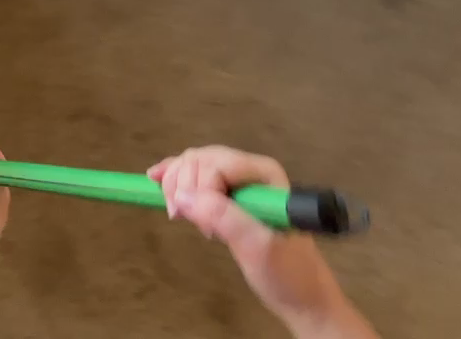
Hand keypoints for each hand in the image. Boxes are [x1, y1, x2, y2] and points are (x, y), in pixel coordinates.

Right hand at [149, 147, 364, 336]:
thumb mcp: (257, 247)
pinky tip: (155, 179)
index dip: (200, 189)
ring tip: (178, 215)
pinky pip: (193, 174)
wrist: (305, 300)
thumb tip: (181, 198)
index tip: (204, 229)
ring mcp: (237, 179)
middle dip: (183, 185)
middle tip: (182, 221)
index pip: (216, 164)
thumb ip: (223, 216)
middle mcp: (249, 168)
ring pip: (191, 164)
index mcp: (263, 173)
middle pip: (199, 159)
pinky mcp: (227, 192)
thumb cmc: (288, 275)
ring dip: (176, 185)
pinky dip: (173, 176)